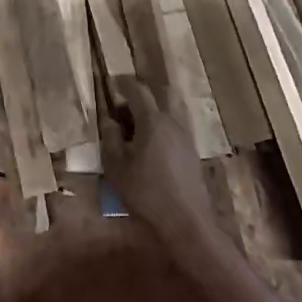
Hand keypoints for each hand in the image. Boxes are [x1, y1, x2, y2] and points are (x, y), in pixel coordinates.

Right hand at [101, 76, 221, 243]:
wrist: (185, 219)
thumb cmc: (146, 193)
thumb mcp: (117, 168)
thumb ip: (111, 139)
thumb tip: (109, 121)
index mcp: (153, 121)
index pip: (138, 91)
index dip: (124, 83)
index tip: (113, 82)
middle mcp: (173, 120)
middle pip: (164, 90)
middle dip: (146, 88)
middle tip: (128, 98)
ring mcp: (186, 134)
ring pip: (175, 104)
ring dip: (159, 102)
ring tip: (141, 116)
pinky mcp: (192, 148)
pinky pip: (179, 120)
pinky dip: (166, 118)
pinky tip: (155, 136)